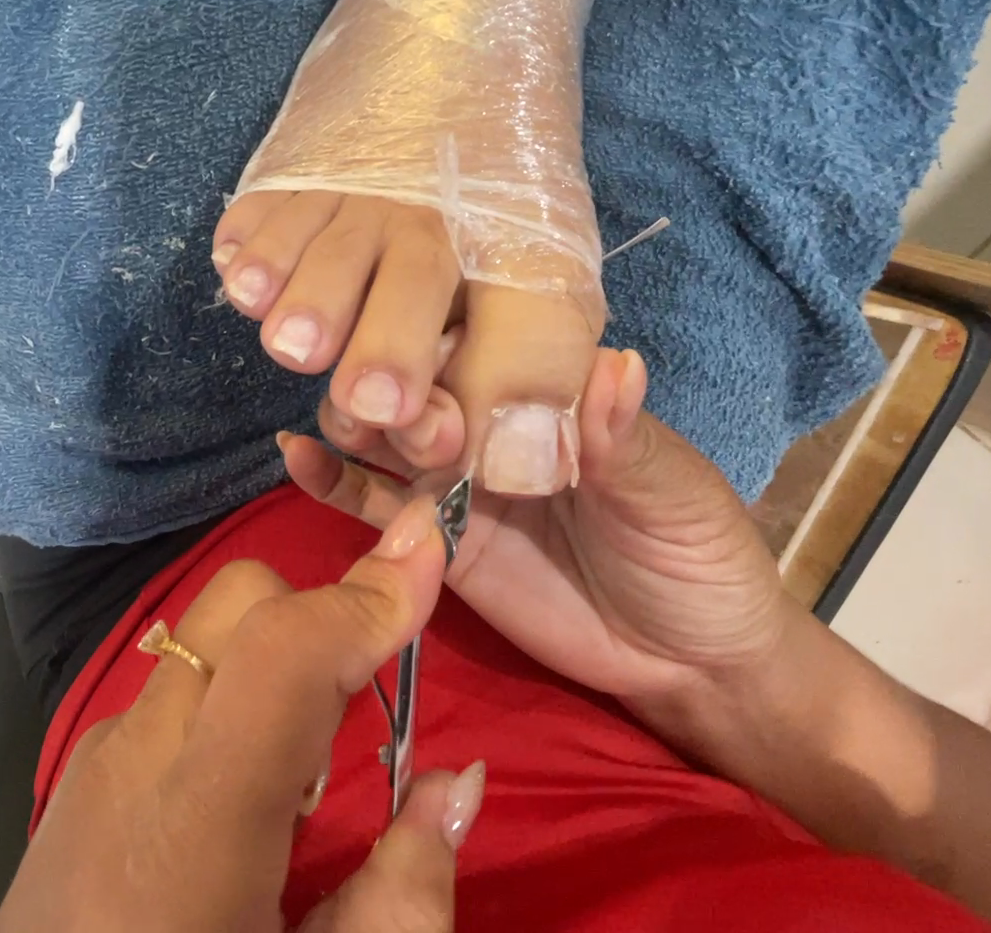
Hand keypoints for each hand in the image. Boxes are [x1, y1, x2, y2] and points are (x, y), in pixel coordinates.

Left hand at [0, 500, 486, 932]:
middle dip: (315, 614)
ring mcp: (101, 751)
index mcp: (200, 815)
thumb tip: (455, 781)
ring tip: (301, 767)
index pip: (283, 650)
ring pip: (203, 636)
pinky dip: (229, 695)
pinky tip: (240, 790)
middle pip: (235, 603)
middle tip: (360, 700)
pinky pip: (173, 685)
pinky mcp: (84, 764)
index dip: (363, 597)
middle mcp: (139, 752)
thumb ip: (402, 896)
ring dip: (274, 658)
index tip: (426, 553)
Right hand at [281, 347, 796, 701]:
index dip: (448, 331)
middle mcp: (485, 422)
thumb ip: (623, 438)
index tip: (426, 334)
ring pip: (381, 433)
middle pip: (417, 380)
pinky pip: (368, 501)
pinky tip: (294, 457)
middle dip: (397, 381)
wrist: (680, 658)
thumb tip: (613, 360)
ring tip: (345, 421)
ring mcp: (448, 478)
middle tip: (407, 412)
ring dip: (354, 417)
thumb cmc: (696, 555)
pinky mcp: (426, 535)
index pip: (483, 340)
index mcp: (544, 393)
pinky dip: (330, 478)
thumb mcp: (672, 492)